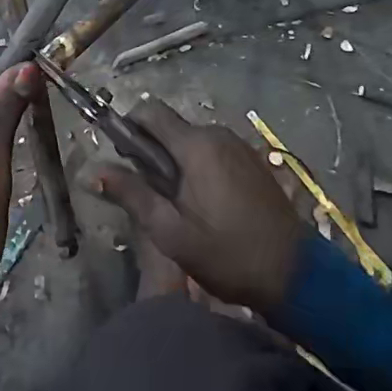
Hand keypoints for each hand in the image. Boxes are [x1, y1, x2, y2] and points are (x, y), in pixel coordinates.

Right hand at [90, 99, 304, 313]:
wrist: (300, 279)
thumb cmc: (229, 255)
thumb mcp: (170, 231)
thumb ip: (131, 194)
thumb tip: (91, 170)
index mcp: (196, 146)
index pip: (149, 111)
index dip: (128, 127)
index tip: (125, 159)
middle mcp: (217, 135)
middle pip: (169, 126)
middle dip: (151, 150)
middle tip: (151, 193)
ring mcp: (239, 146)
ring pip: (189, 139)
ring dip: (175, 160)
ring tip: (177, 204)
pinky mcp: (252, 161)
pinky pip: (212, 150)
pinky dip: (198, 166)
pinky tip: (204, 203)